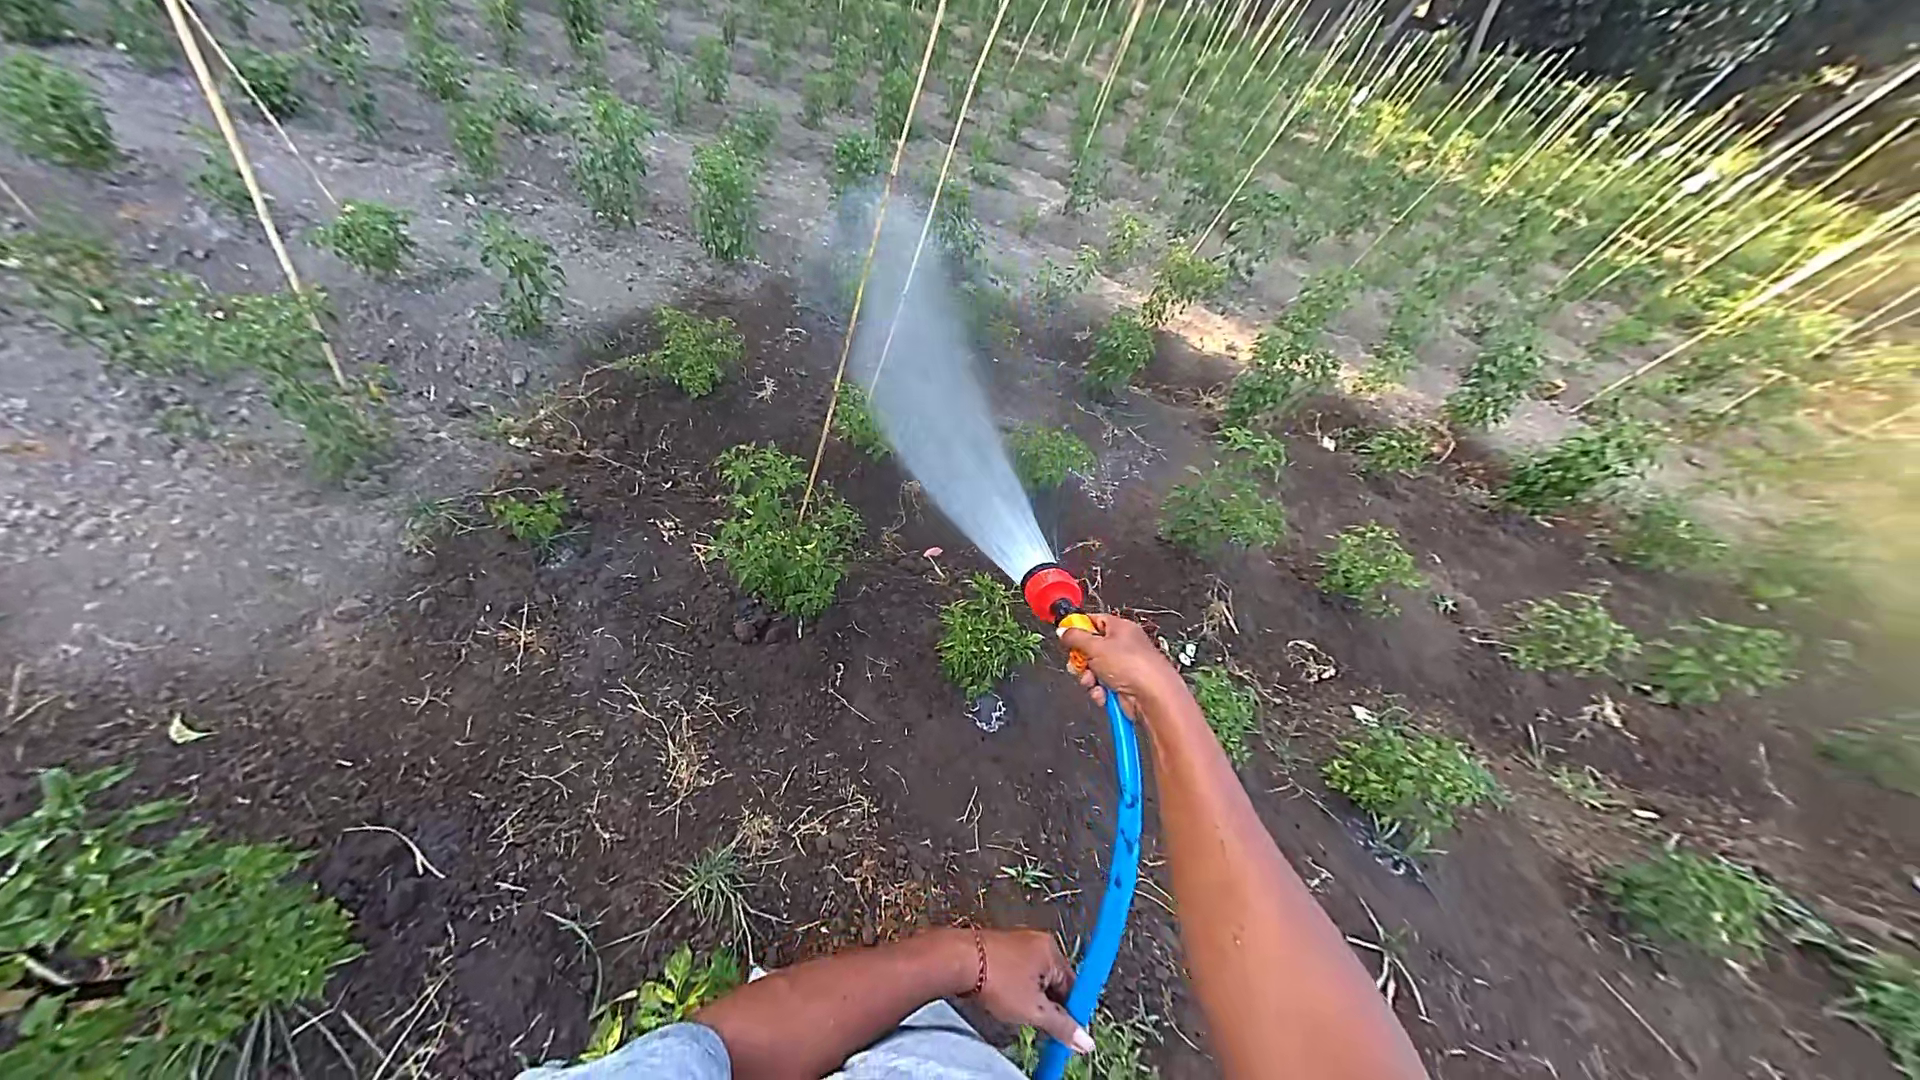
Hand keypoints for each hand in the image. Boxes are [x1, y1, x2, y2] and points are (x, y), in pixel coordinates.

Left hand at [969, 929, 1093, 1054]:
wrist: (960, 960)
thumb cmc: (998, 980)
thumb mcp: (1034, 1010)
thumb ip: (1062, 1026)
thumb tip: (1086, 1042)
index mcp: (1050, 950)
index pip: (1073, 985)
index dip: (1070, 1011)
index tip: (1066, 1033)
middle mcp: (1037, 941)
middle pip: (1054, 981)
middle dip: (1050, 1006)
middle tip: (1040, 1026)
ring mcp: (1018, 942)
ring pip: (1036, 979)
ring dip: (1033, 999)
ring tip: (1020, 1013)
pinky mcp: (1002, 948)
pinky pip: (1020, 972)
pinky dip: (1019, 989)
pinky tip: (1008, 1001)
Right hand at [1058, 613, 1185, 719]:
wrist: (1153, 697)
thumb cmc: (1134, 666)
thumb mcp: (1095, 646)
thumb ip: (1075, 637)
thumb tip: (1063, 631)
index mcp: (1120, 628)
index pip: (1094, 621)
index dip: (1079, 628)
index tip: (1066, 636)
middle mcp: (1123, 646)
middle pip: (1091, 648)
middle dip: (1082, 659)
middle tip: (1080, 664)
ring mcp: (1124, 666)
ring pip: (1094, 669)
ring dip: (1089, 678)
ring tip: (1093, 682)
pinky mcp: (1123, 685)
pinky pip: (1102, 685)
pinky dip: (1099, 691)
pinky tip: (1103, 693)